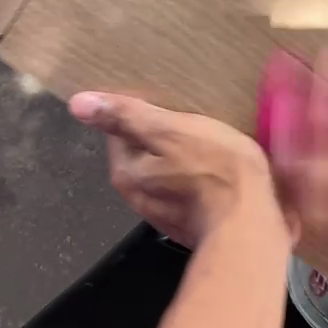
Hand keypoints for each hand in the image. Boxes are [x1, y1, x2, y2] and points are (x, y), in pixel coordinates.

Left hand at [70, 91, 286, 249]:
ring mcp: (164, 214)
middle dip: (162, 140)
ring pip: (165, 176)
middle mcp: (137, 196)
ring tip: (209, 147)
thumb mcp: (173, 131)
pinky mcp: (190, 224)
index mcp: (127, 170)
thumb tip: (78, 103)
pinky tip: (219, 174)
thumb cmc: (216, 171)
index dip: (143, 114)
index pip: (120, 131)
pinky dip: (196, 181)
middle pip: (143, 156)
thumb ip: (129, 117)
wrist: (248, 224)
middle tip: (193, 123)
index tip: (169, 105)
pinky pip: (187, 193)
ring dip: (180, 161)